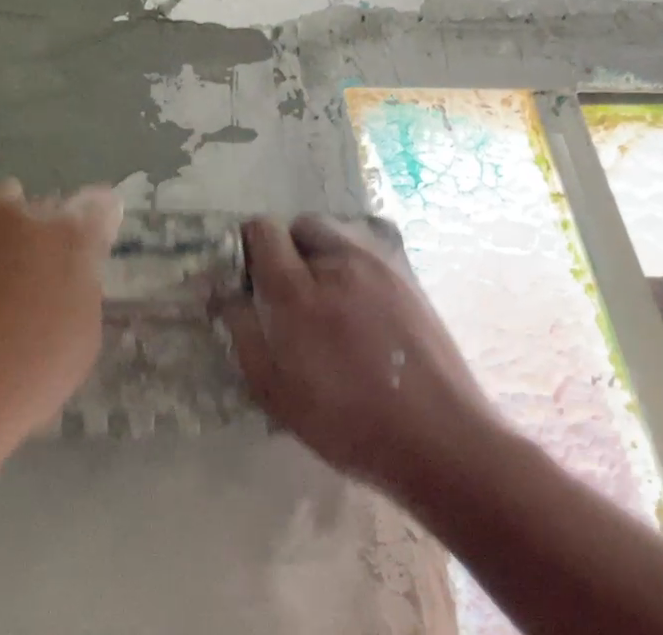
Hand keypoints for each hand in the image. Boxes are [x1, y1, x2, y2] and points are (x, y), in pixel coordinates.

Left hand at [0, 179, 122, 452]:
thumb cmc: (21, 382)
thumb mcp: (80, 342)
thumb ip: (85, 283)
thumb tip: (81, 257)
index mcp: (71, 241)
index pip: (98, 206)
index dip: (96, 221)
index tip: (89, 241)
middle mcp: (26, 214)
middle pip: (46, 205)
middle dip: (44, 232)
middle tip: (30, 276)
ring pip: (0, 197)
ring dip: (2, 222)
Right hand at [215, 214, 508, 492]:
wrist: (439, 439)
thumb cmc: (347, 423)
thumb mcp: (276, 391)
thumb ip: (243, 333)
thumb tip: (223, 293)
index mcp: (299, 291)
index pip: (263, 230)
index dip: (249, 246)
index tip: (249, 278)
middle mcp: (340, 264)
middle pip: (303, 224)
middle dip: (288, 246)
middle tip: (288, 290)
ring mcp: (381, 267)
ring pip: (340, 233)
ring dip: (324, 253)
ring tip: (326, 297)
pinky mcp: (410, 280)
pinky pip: (371, 252)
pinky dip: (355, 265)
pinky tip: (360, 308)